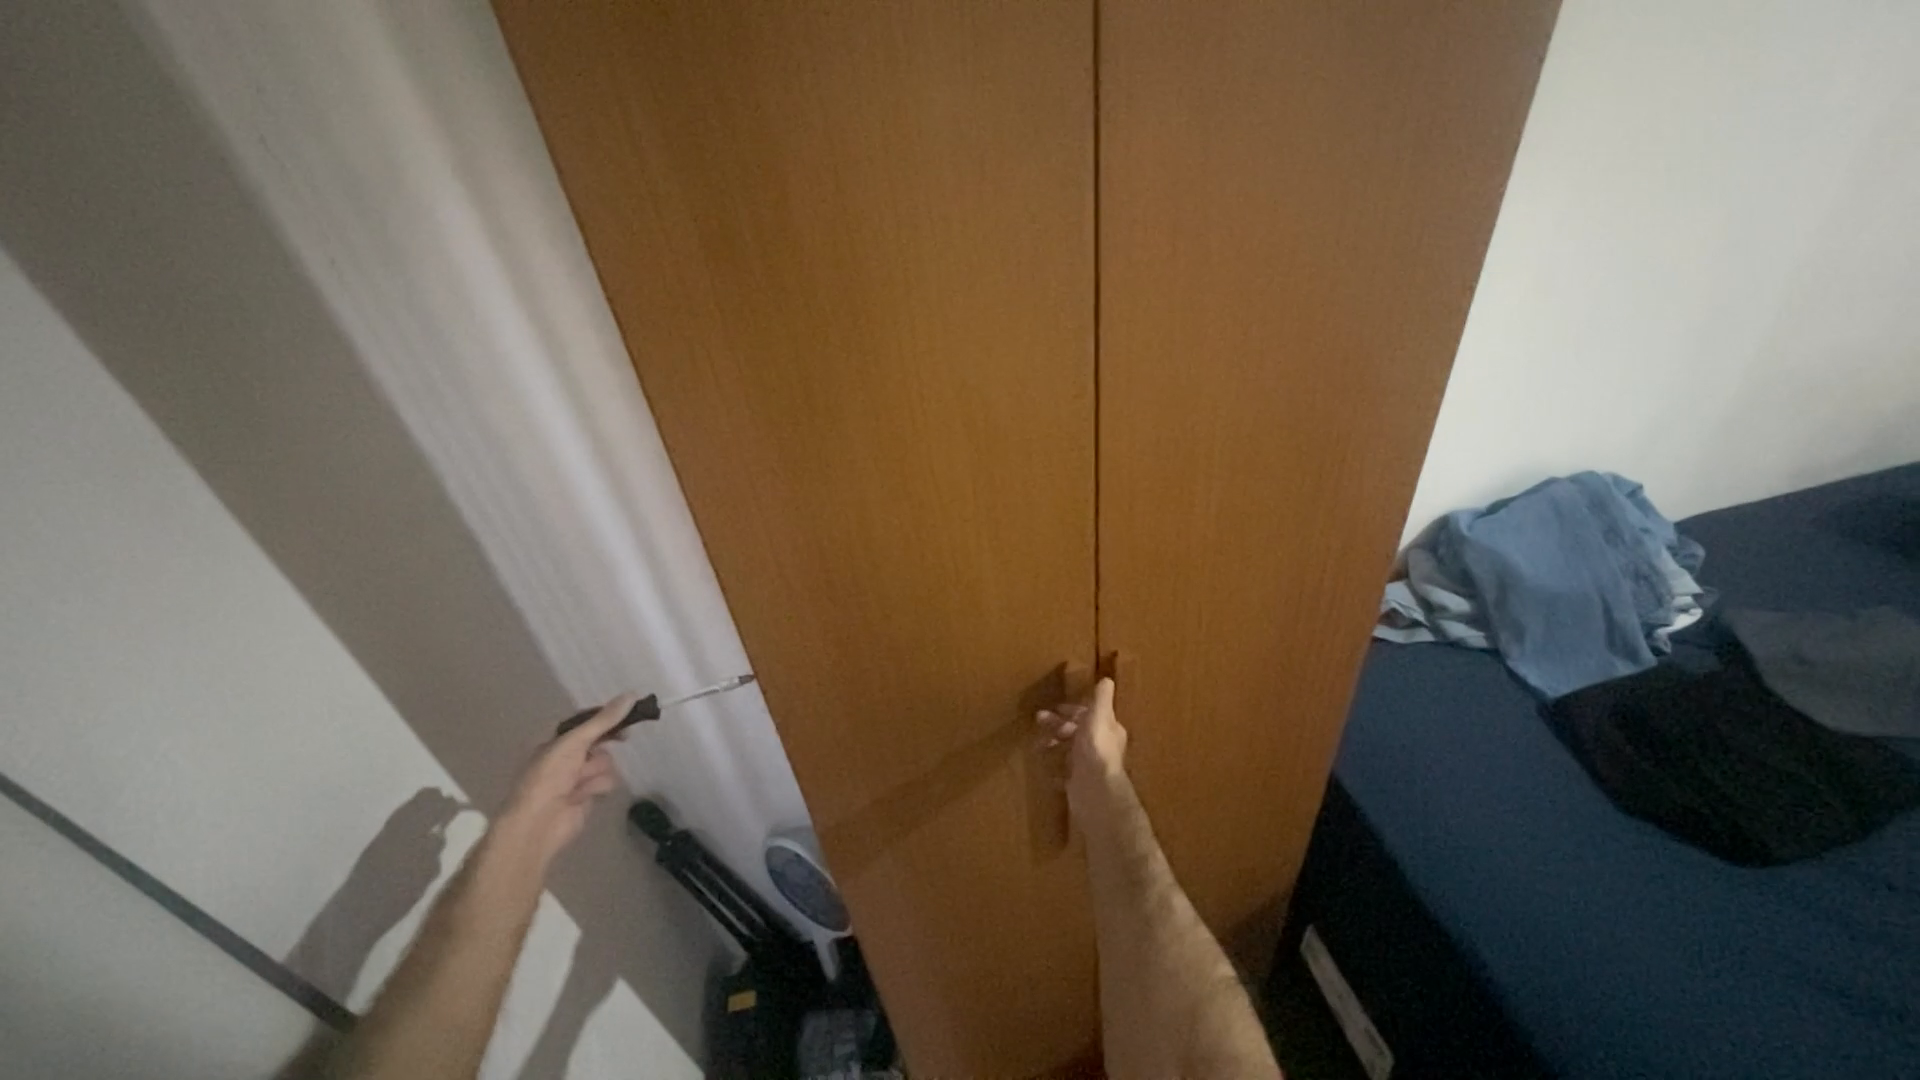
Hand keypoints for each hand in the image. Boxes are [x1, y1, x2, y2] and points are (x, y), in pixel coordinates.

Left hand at [494, 695, 630, 864]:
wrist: (538, 823)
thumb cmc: (548, 777)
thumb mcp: (574, 742)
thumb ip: (603, 721)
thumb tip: (631, 694)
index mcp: (558, 740)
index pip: (588, 721)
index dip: (607, 716)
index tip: (628, 711)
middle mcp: (569, 755)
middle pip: (601, 740)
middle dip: (607, 743)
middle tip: (624, 737)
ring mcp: (579, 776)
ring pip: (607, 761)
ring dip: (597, 771)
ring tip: (581, 783)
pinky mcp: (589, 794)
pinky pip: (607, 781)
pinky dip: (598, 787)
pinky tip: (584, 796)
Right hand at [1037, 677, 1127, 812]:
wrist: (1094, 789)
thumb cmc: (1095, 748)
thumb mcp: (1099, 717)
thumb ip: (1101, 699)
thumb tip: (1107, 680)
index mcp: (1107, 730)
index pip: (1088, 715)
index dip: (1072, 710)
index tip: (1054, 708)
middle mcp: (1100, 747)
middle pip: (1076, 731)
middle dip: (1057, 725)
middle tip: (1037, 720)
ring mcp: (1088, 765)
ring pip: (1068, 751)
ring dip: (1053, 745)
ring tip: (1036, 745)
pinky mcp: (1078, 782)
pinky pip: (1063, 773)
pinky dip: (1054, 769)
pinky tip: (1044, 767)